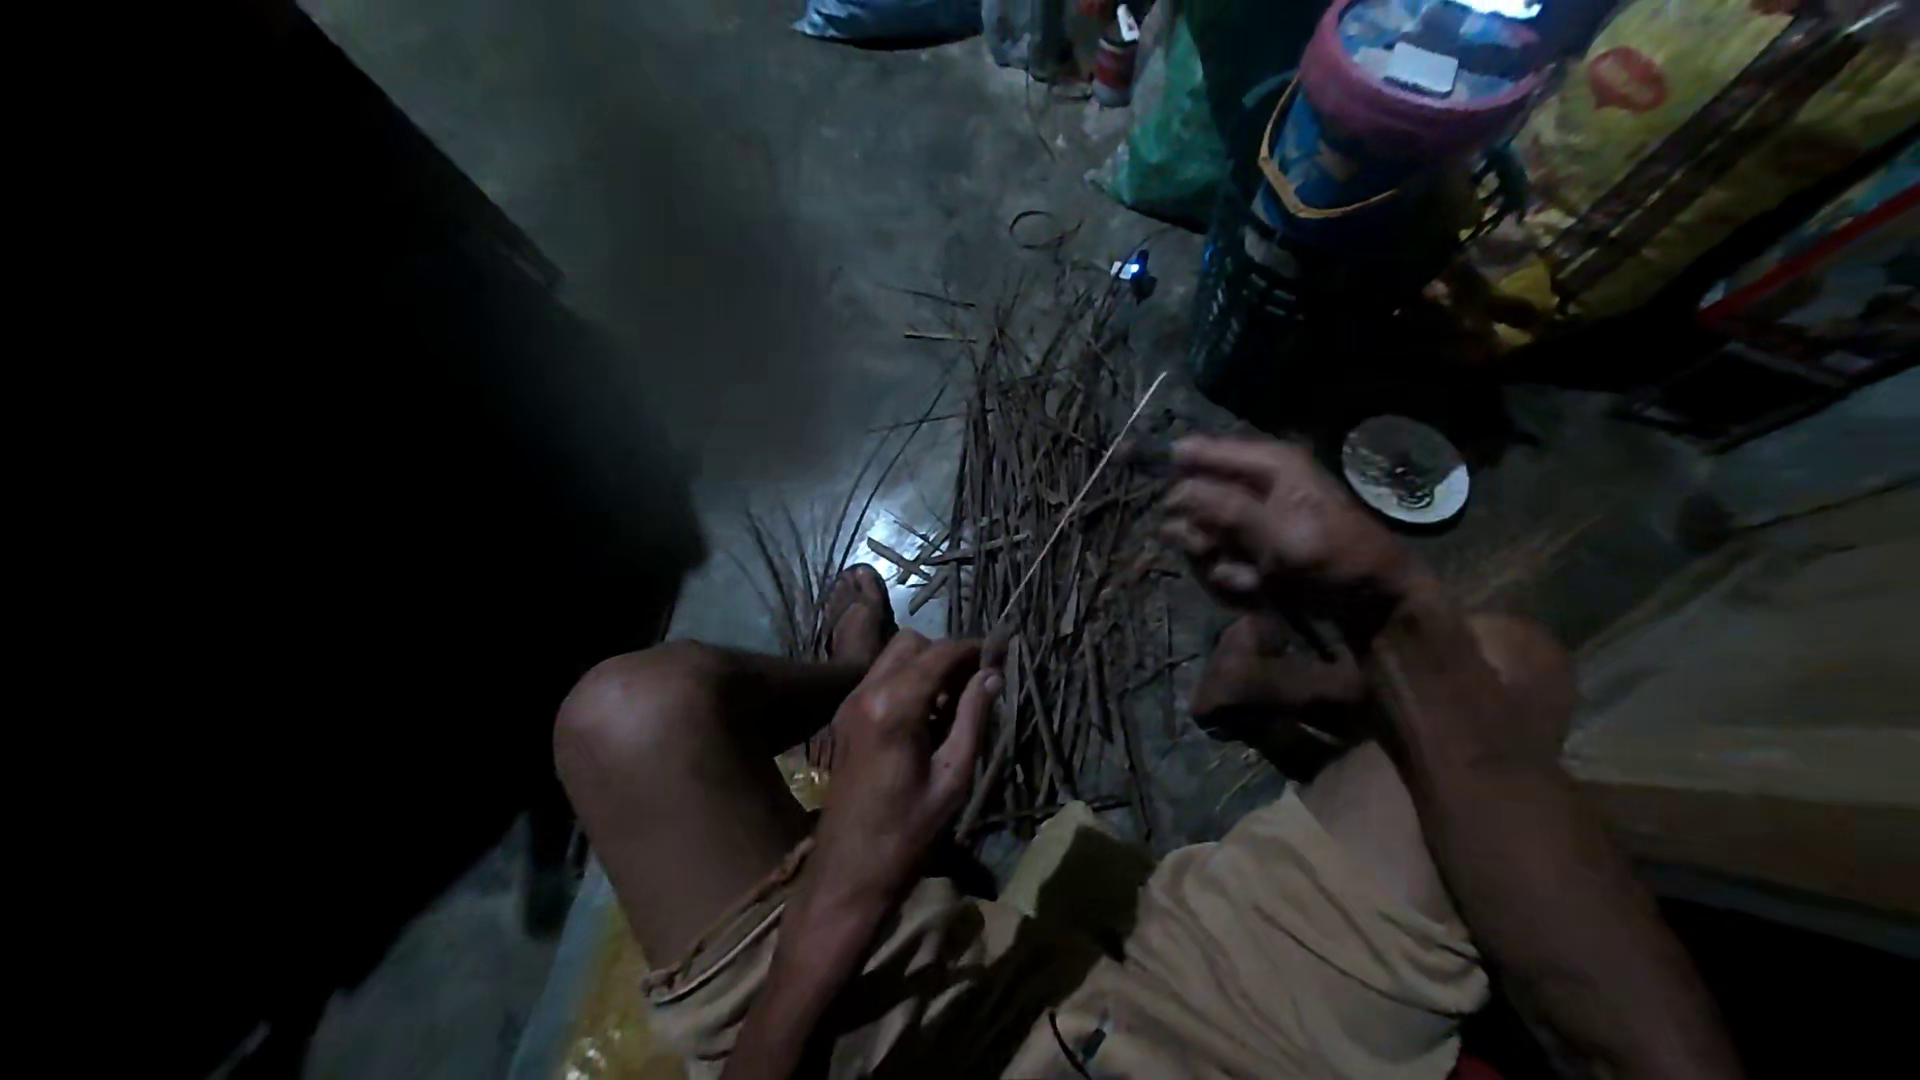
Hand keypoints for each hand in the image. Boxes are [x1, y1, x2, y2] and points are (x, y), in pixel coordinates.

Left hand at [806, 631, 1000, 912]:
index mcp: (894, 707)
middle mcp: (866, 692)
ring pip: (893, 657)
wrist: (848, 872)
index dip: (973, 649)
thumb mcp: (953, 777)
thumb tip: (992, 675)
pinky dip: (906, 680)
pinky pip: (880, 678)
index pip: (940, 653)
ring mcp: (850, 703)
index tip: (1000, 655)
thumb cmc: (908, 833)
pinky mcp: (845, 717)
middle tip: (976, 682)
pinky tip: (927, 715)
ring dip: (926, 665)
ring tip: (954, 700)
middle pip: (912, 643)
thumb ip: (973, 718)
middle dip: (947, 654)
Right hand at [1160, 435, 1429, 637]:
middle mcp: (1249, 487)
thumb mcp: (1285, 535)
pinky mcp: (1241, 549)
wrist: (1369, 603)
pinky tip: (1255, 586)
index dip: (1165, 456)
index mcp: (1267, 466)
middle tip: (1216, 550)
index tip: (1123, 457)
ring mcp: (1243, 521)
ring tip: (1248, 577)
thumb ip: (1229, 511)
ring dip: (1215, 561)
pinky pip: (1210, 560)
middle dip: (1199, 532)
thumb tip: (1176, 492)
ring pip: (1194, 536)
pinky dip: (1228, 577)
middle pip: (1189, 499)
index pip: (1202, 452)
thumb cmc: (1338, 558)